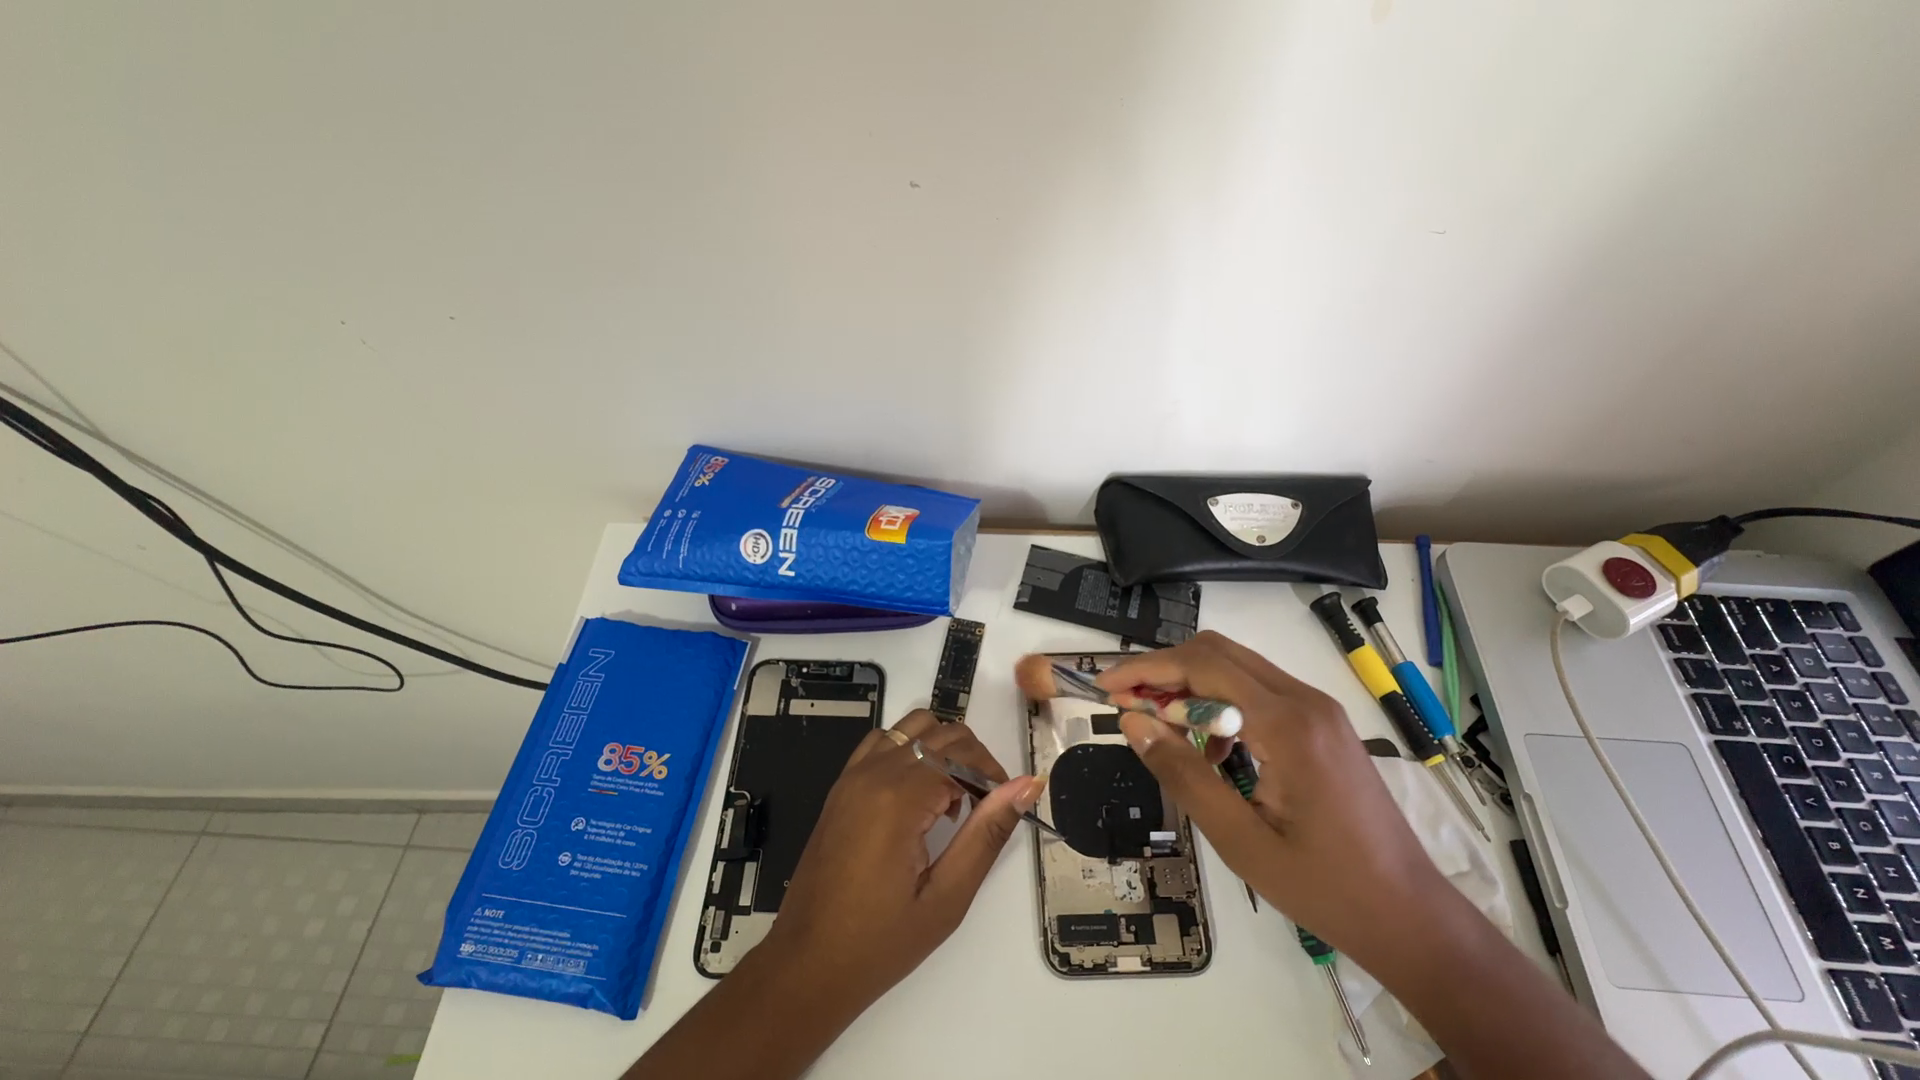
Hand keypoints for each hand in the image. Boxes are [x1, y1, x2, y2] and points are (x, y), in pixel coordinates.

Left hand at [759, 709, 1044, 1008]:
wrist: (807, 964)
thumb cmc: (880, 942)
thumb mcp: (947, 897)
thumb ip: (987, 833)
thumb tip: (1027, 785)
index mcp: (898, 799)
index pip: (961, 754)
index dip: (991, 774)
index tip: (1003, 807)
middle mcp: (872, 774)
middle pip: (938, 733)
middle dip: (971, 759)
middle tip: (983, 808)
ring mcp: (850, 777)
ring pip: (909, 728)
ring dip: (940, 749)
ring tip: (951, 800)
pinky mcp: (839, 788)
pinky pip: (881, 744)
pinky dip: (908, 751)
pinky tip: (916, 795)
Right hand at [1098, 631, 1445, 962]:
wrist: (1408, 912)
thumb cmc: (1323, 886)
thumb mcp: (1239, 839)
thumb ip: (1183, 774)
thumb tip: (1133, 722)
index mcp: (1287, 725)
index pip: (1202, 666)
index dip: (1146, 670)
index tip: (1105, 687)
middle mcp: (1306, 701)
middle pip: (1219, 653)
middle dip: (1164, 671)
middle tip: (1125, 705)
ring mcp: (1320, 711)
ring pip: (1240, 669)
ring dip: (1192, 687)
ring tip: (1158, 729)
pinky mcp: (1325, 726)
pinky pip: (1261, 694)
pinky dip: (1223, 705)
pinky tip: (1211, 754)